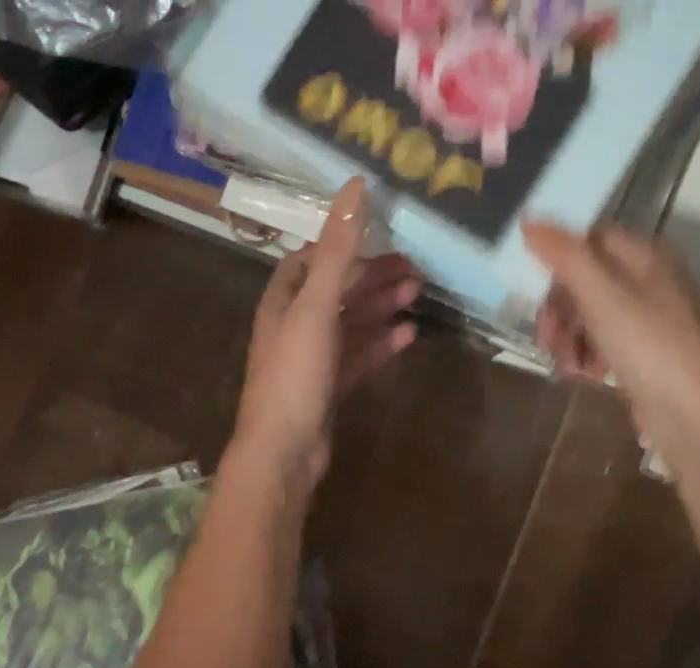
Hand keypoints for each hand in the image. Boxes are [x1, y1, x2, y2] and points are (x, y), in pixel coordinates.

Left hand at [232, 178, 418, 488]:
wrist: (284, 450)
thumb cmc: (293, 374)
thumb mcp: (316, 306)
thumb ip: (337, 249)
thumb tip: (354, 185)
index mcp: (281, 303)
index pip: (307, 260)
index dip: (337, 244)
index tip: (375, 232)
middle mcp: (293, 328)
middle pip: (335, 292)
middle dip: (371, 277)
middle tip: (414, 267)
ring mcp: (311, 362)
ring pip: (350, 326)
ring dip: (381, 308)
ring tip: (418, 294)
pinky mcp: (328, 390)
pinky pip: (358, 359)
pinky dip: (380, 346)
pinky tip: (407, 337)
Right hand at [523, 221, 699, 462]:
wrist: (690, 412)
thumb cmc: (648, 346)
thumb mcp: (601, 295)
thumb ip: (565, 256)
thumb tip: (528, 217)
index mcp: (646, 257)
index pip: (591, 238)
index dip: (558, 259)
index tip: (532, 288)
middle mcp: (649, 282)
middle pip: (586, 280)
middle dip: (558, 309)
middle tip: (545, 338)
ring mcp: (647, 321)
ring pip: (589, 316)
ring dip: (568, 338)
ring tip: (567, 366)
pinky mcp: (642, 356)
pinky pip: (601, 345)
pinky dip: (586, 357)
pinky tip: (584, 376)